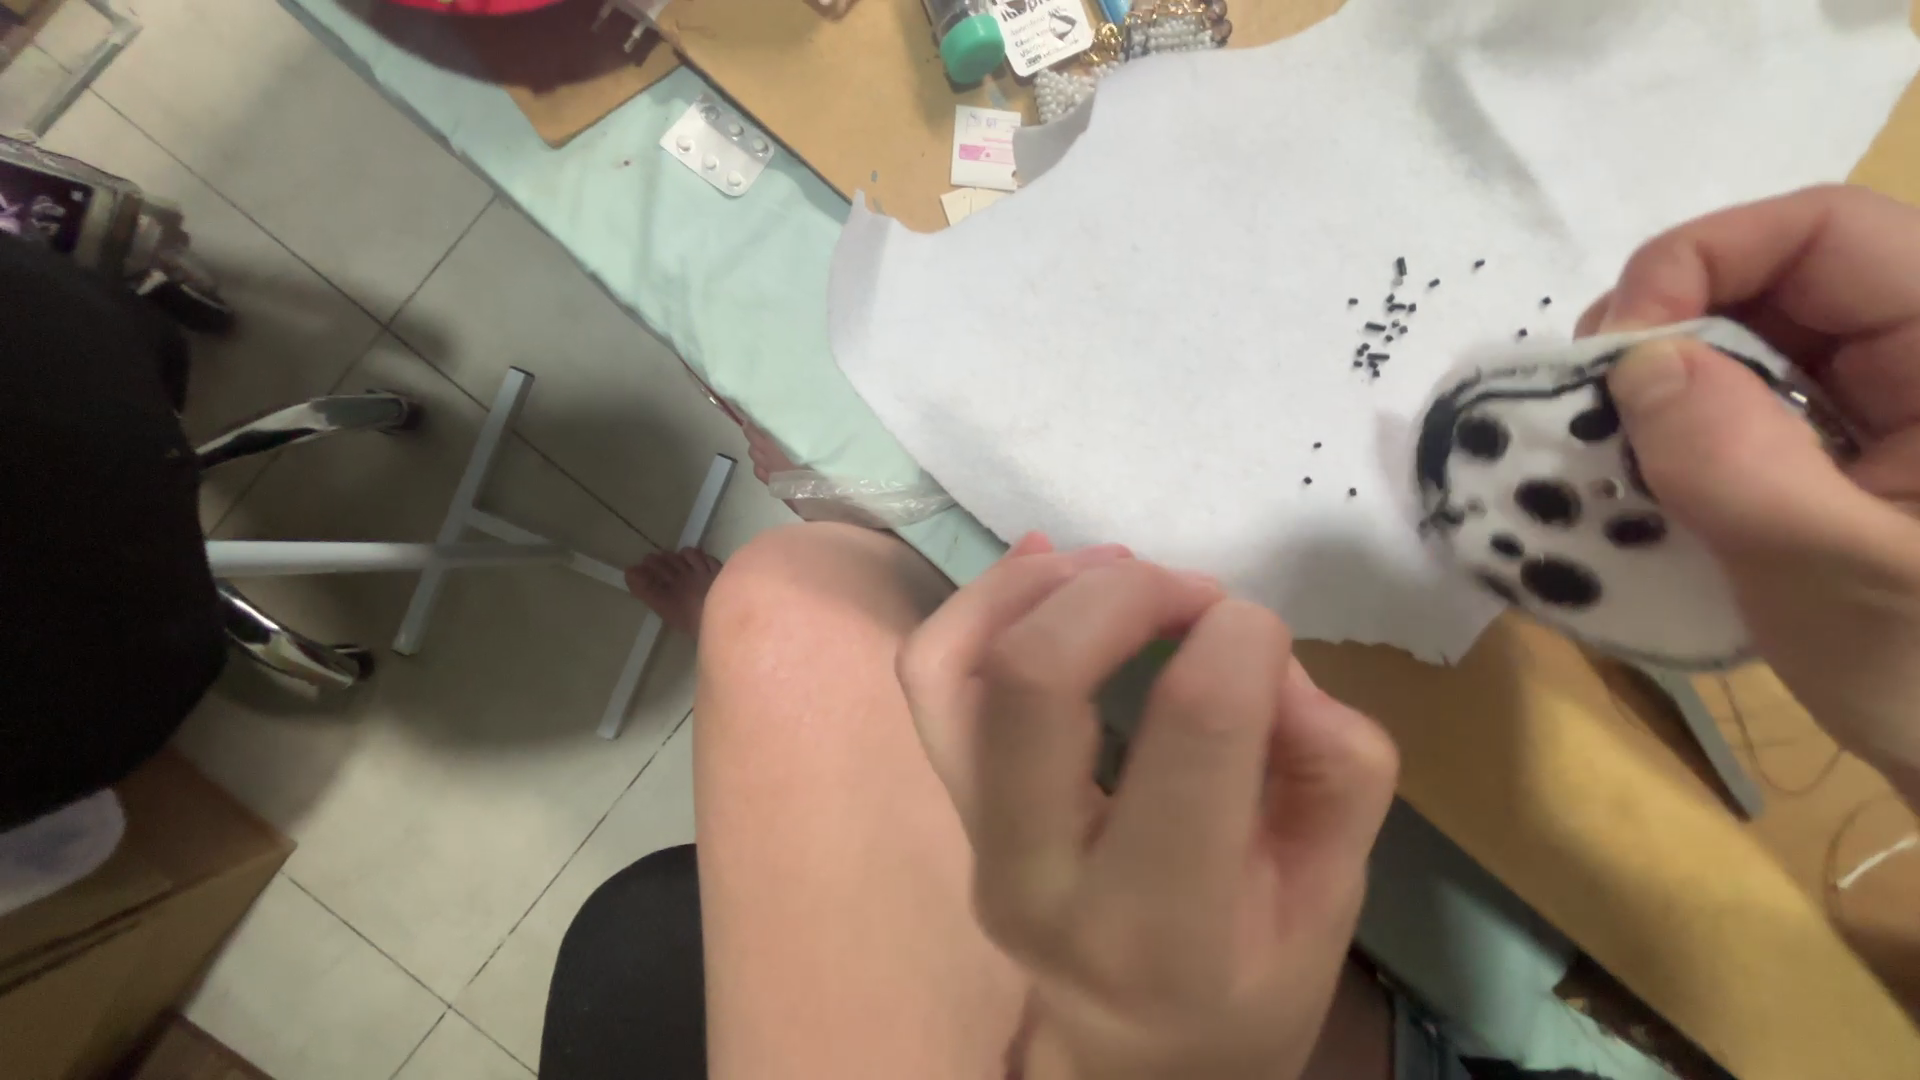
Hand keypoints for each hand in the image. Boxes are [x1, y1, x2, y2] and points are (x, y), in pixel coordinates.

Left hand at [897, 539, 1398, 1079]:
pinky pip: (934, 671)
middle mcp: (1035, 871)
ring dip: (1041, 585)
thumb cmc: (1243, 980)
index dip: (1242, 639)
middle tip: (1193, 592)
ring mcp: (971, 827)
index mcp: (1159, 920)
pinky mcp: (951, 790)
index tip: (1263, 632)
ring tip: (1120, 568)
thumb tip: (1268, 656)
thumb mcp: (1329, 901)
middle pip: (1038, 677)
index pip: (1194, 725)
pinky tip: (1049, 563)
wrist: (1129, 1046)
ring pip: (955, 662)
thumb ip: (1333, 772)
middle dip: (1126, 595)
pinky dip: (984, 599)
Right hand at [1579, 184, 1919, 800]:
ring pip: (1742, 342)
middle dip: (1657, 332)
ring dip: (1651, 390)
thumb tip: (1632, 361)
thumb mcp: (1840, 572)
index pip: (1826, 232)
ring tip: (1602, 456)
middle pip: (1771, 279)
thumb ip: (1737, 461)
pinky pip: (1736, 404)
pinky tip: (1636, 481)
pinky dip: (1666, 432)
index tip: (1609, 359)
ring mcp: (1887, 402)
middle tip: (1585, 414)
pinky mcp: (1843, 446)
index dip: (1697, 263)